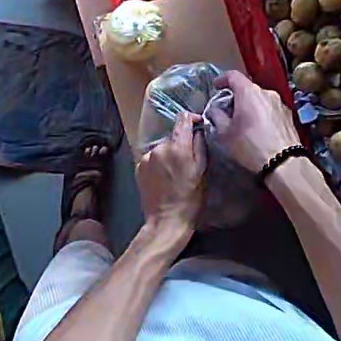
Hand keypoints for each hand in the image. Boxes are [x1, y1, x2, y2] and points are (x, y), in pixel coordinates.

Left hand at [135, 112, 205, 245]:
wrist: (166, 221)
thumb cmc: (189, 199)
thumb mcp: (202, 172)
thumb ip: (200, 146)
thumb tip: (199, 131)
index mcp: (177, 147)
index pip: (182, 119)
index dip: (192, 119)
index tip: (198, 125)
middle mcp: (159, 148)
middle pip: (173, 136)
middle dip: (181, 144)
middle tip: (188, 160)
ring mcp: (146, 157)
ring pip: (162, 147)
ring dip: (169, 154)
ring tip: (175, 171)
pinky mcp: (138, 167)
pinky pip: (152, 157)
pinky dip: (159, 162)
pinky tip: (164, 176)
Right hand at [209, 69, 302, 173]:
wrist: (283, 162)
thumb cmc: (250, 145)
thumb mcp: (225, 134)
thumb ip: (217, 117)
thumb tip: (215, 110)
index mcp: (249, 92)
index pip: (233, 76)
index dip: (222, 79)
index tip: (216, 87)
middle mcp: (266, 93)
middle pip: (248, 88)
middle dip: (236, 97)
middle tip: (228, 111)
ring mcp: (280, 103)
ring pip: (260, 99)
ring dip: (250, 106)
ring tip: (244, 122)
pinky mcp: (288, 115)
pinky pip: (270, 109)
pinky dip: (262, 113)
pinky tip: (259, 129)